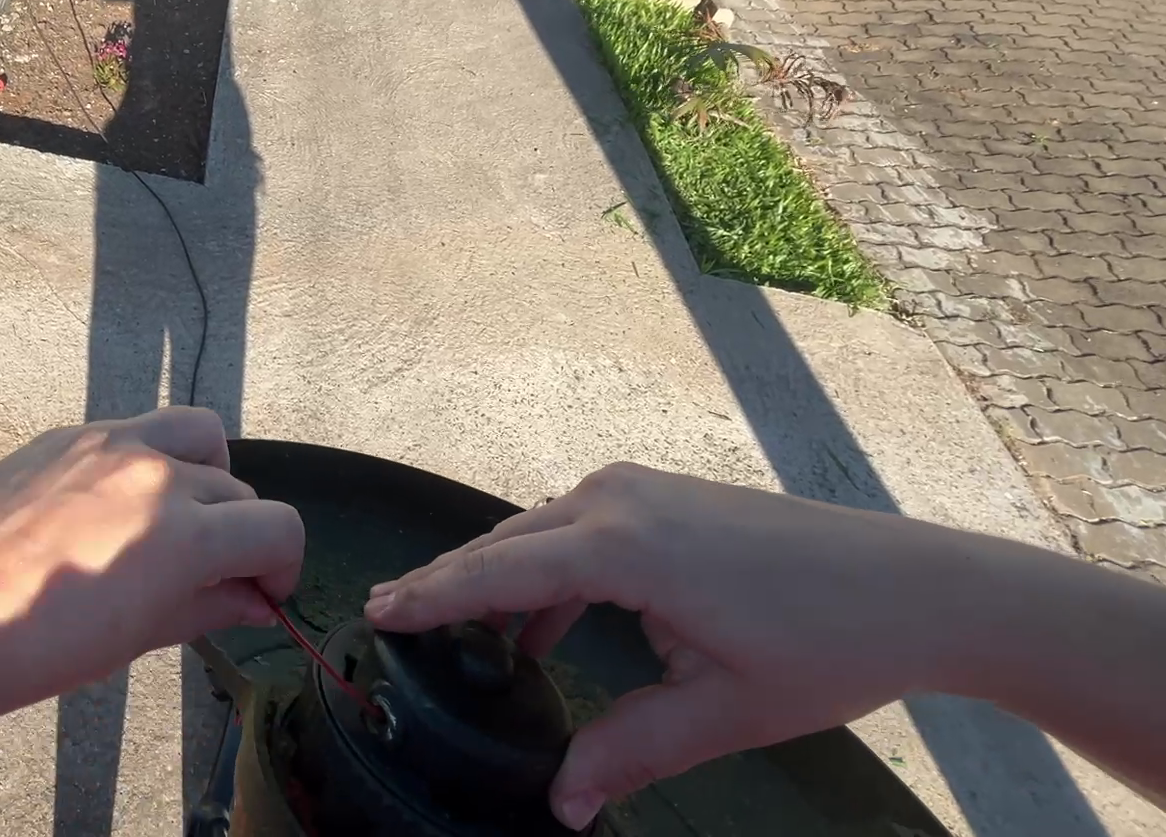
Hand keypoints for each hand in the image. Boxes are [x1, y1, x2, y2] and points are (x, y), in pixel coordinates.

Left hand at [0, 408, 302, 730]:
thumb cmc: (35, 648)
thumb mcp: (137, 638)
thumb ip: (211, 606)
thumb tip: (261, 600)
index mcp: (181, 532)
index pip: (279, 527)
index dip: (284, 566)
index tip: (262, 591)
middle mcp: (156, 469)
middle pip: (240, 488)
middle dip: (240, 533)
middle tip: (209, 571)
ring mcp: (110, 440)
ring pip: (200, 434)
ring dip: (208, 473)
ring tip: (174, 514)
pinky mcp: (71, 430)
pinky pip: (140, 429)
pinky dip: (153, 459)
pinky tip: (113, 499)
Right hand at [362, 464, 1003, 829]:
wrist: (914, 582)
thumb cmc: (824, 646)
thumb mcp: (724, 709)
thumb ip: (631, 750)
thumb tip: (564, 807)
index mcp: (622, 546)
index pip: (500, 571)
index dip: (433, 594)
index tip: (378, 609)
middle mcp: (609, 499)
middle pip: (503, 543)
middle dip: (445, 580)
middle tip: (388, 610)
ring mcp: (627, 488)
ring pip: (532, 532)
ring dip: (493, 576)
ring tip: (450, 619)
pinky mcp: (645, 494)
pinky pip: (568, 530)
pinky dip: (542, 572)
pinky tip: (540, 623)